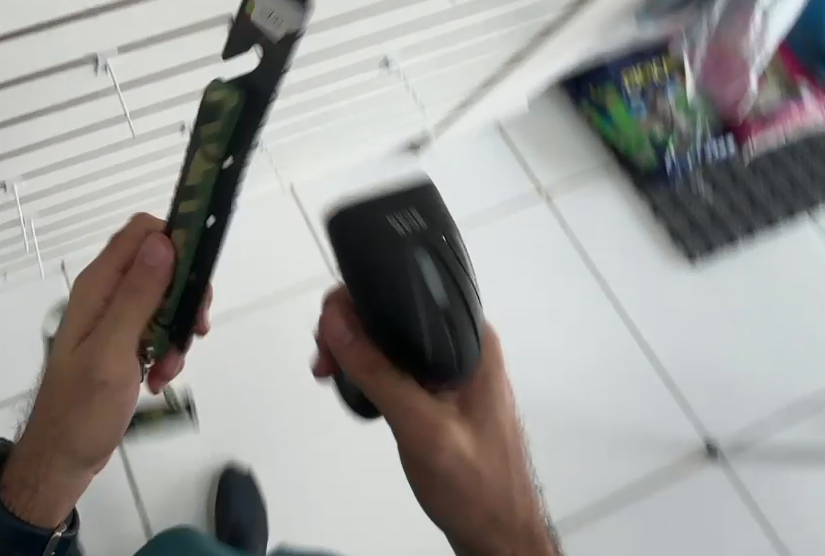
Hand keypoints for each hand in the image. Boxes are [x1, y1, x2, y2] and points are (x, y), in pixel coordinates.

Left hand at [1, 214, 211, 528]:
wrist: (61, 456)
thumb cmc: (82, 407)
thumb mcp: (113, 350)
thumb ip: (138, 295)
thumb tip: (163, 241)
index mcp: (99, 284)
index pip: (142, 232)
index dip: (176, 242)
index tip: (198, 276)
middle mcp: (106, 291)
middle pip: (160, 264)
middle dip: (184, 295)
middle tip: (194, 330)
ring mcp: (113, 315)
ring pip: (163, 298)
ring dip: (176, 329)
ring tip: (169, 366)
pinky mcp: (122, 339)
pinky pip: (156, 327)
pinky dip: (166, 349)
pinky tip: (158, 377)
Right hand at [313, 288, 555, 555]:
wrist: (499, 541)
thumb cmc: (479, 490)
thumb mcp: (421, 428)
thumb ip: (377, 372)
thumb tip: (336, 324)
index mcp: (470, 339)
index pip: (402, 294)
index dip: (356, 303)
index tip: (330, 330)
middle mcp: (460, 343)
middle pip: (387, 311)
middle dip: (346, 326)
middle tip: (325, 357)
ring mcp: (447, 364)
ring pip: (384, 333)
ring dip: (349, 345)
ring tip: (329, 370)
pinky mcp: (435, 383)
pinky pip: (390, 356)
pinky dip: (362, 363)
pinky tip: (347, 379)